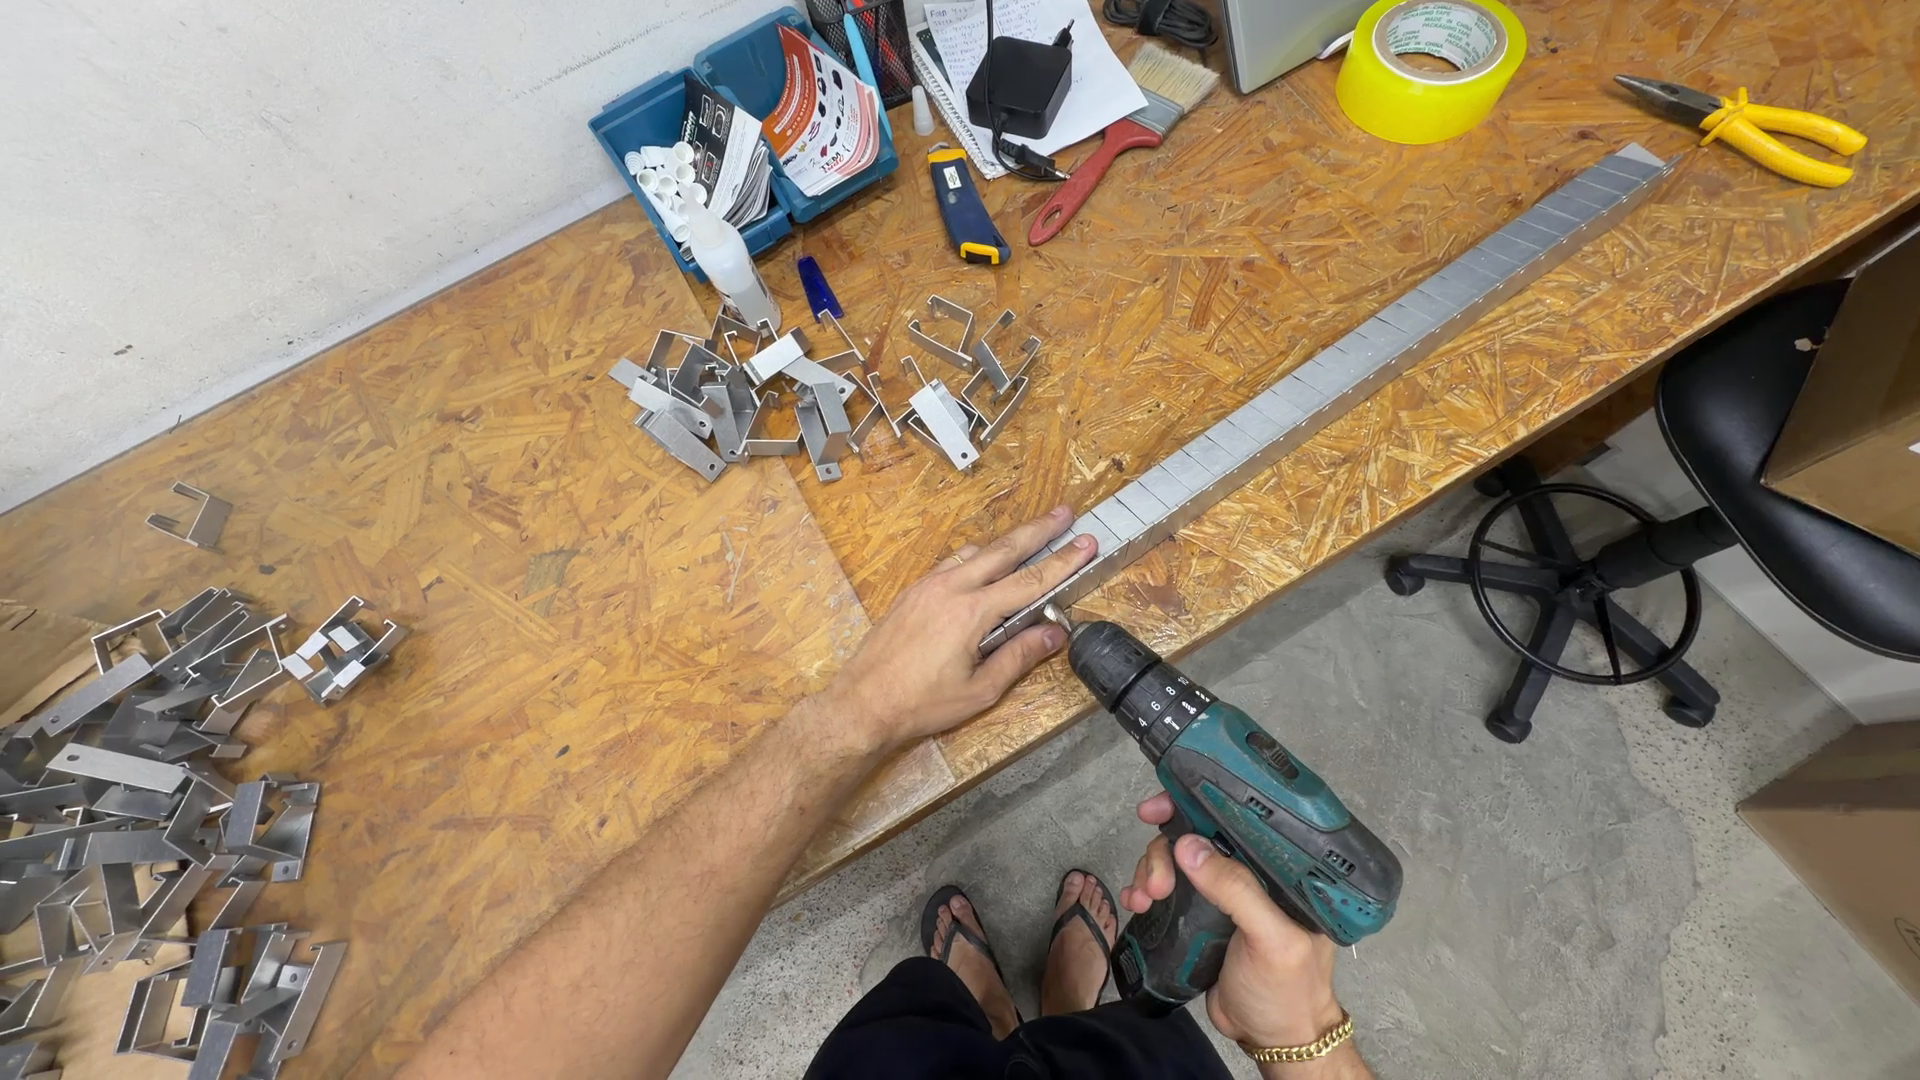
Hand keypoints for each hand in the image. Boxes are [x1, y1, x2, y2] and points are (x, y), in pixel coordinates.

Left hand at [817, 505, 1095, 753]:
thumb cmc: (921, 704)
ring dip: (1005, 542)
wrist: (862, 703)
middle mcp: (949, 588)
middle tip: (1064, 513)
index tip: (1086, 543)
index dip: (1063, 562)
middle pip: (1003, 550)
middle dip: (1037, 530)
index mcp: (971, 612)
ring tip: (1031, 534)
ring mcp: (927, 586)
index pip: (1029, 581)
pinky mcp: (912, 592)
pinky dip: (975, 557)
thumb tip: (1054, 633)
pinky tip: (983, 563)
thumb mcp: (980, 690)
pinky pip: (951, 563)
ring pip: (974, 552)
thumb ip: (1019, 657)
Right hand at [1120, 793, 1344, 1049]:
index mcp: (1274, 868)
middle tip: (1155, 884)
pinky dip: (1143, 891)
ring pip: (1173, 860)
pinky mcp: (1196, 915)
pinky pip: (1164, 889)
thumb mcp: (1272, 940)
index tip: (1158, 807)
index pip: (1234, 819)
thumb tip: (1187, 845)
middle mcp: (1246, 872)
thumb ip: (1236, 891)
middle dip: (1163, 851)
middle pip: (1193, 837)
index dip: (1194, 804)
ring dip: (1150, 871)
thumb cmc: (1289, 990)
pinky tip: (1136, 905)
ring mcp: (1218, 893)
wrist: (1274, 1042)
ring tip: (1144, 900)